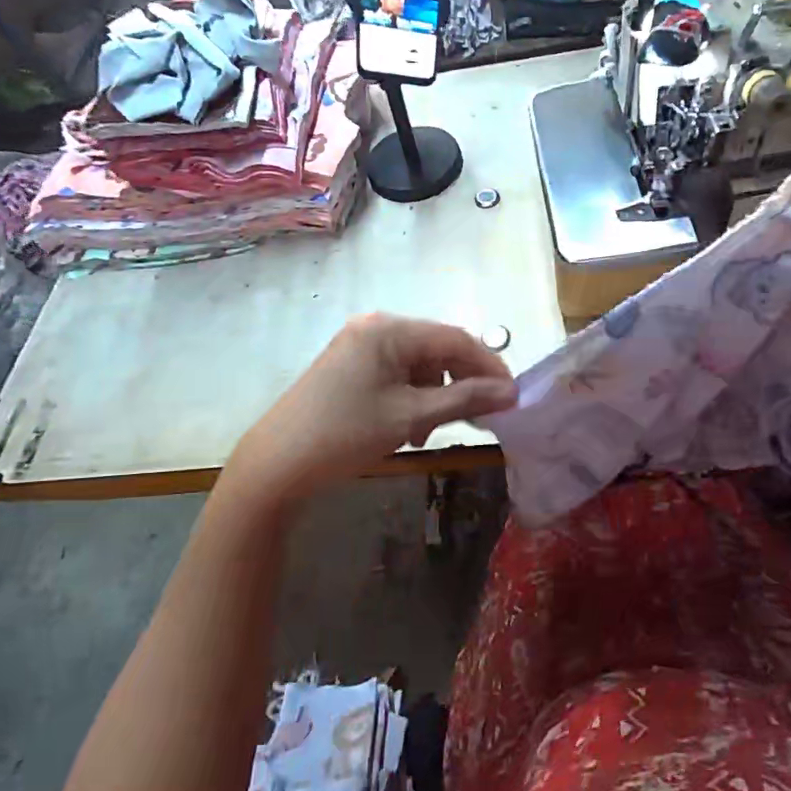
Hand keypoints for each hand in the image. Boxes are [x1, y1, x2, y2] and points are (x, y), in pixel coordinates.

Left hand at [227, 314, 517, 499]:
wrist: (278, 463)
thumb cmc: (346, 433)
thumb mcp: (411, 417)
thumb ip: (465, 400)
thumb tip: (512, 392)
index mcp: (390, 330)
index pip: (456, 339)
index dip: (490, 367)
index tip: (512, 398)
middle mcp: (375, 328)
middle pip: (437, 350)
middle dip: (459, 386)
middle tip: (477, 421)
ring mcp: (359, 346)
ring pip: (418, 366)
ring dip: (434, 398)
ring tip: (427, 434)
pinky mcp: (349, 367)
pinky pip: (396, 376)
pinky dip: (411, 400)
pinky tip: (408, 429)